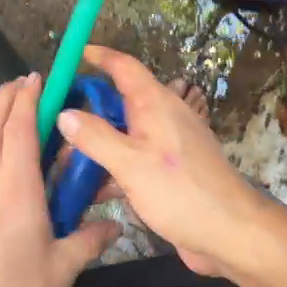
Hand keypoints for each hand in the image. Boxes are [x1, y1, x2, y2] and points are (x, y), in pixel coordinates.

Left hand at [0, 73, 119, 286]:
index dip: (28, 96)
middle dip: (5, 95)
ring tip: (22, 142)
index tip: (38, 78)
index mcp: (16, 185)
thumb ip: (90, 240)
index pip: (20, 123)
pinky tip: (6, 194)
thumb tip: (115, 227)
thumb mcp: (62, 268)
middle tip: (23, 86)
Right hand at [57, 46, 278, 276]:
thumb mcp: (130, 164)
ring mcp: (168, 145)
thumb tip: (65, 113)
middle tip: (56, 122)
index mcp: (155, 103)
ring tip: (64, 161)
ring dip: (97, 144)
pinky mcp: (170, 172)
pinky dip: (113, 167)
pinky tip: (91, 191)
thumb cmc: (180, 191)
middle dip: (88, 110)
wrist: (231, 233)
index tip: (76, 53)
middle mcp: (162, 117)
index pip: (124, 67)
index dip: (100, 56)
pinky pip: (134, 159)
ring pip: (124, 134)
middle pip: (120, 102)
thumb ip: (95, 137)